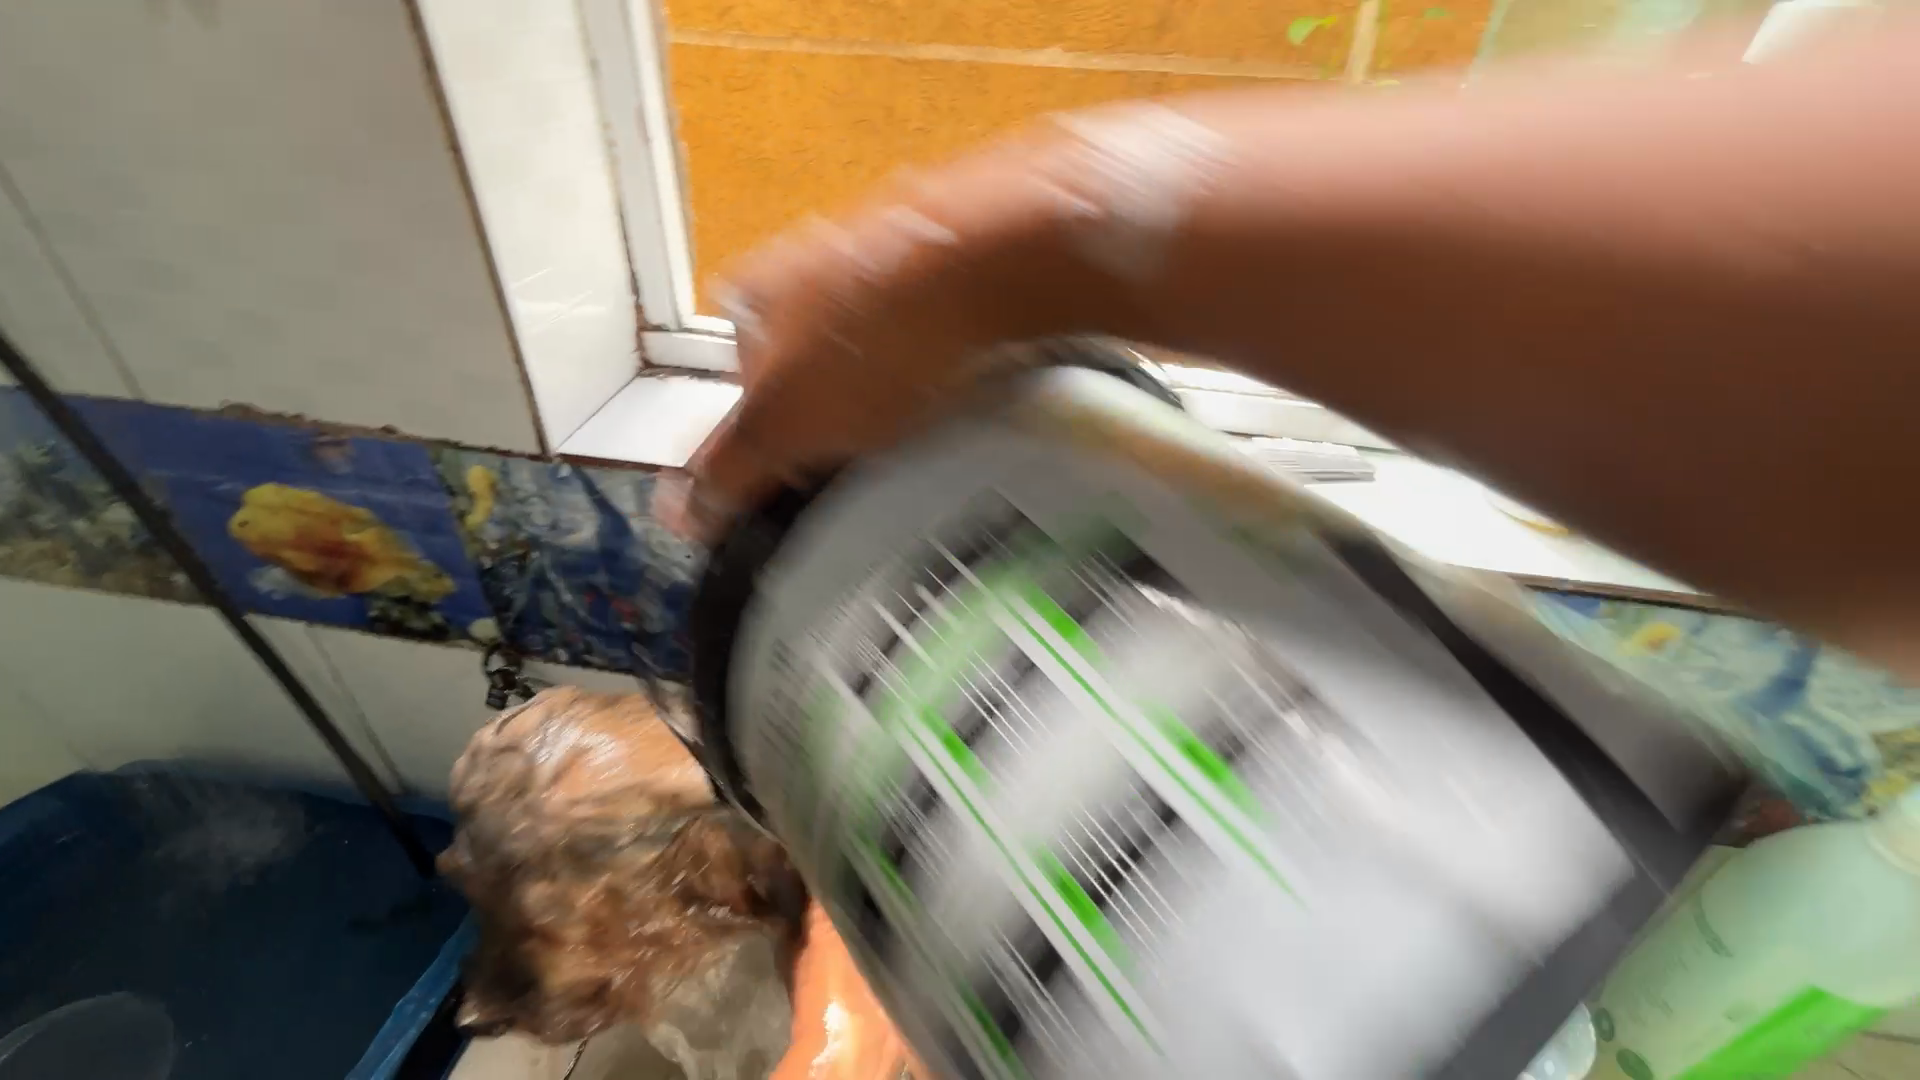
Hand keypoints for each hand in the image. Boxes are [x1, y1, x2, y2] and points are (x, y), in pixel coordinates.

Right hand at [652, 119, 1155, 542]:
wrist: (994, 264)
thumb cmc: (875, 339)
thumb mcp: (784, 423)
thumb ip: (727, 467)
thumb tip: (678, 514)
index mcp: (746, 299)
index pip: (735, 397)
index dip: (771, 448)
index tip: (809, 477)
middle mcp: (801, 267)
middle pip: (804, 378)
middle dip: (833, 424)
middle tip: (867, 457)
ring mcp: (872, 263)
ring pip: (866, 362)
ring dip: (888, 401)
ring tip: (918, 424)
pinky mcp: (936, 271)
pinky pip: (923, 342)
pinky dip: (932, 371)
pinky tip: (953, 389)